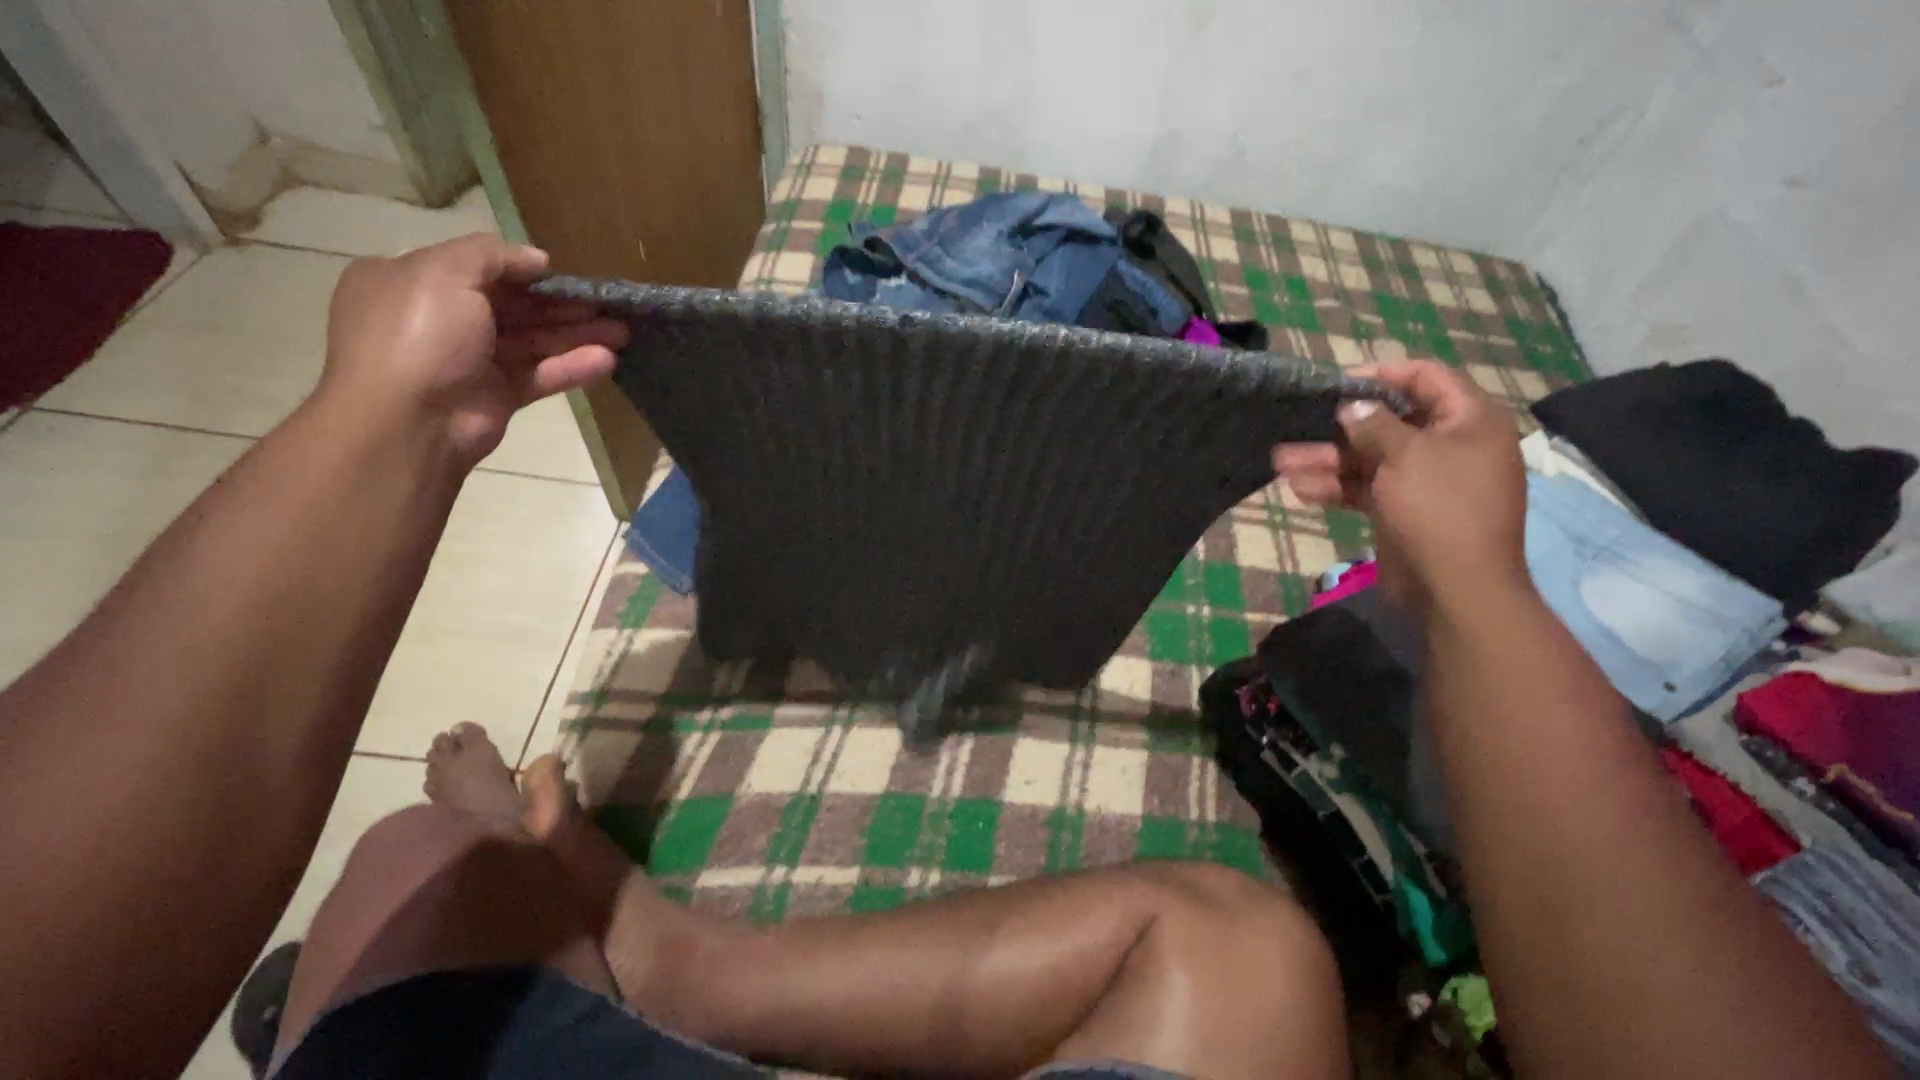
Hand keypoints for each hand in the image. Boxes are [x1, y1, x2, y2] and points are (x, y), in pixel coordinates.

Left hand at [319, 233, 628, 464]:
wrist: (409, 421)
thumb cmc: (419, 334)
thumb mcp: (445, 272)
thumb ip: (492, 255)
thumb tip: (536, 259)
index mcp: (413, 283)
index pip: (476, 269)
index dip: (522, 270)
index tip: (563, 273)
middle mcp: (439, 320)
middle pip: (512, 306)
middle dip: (561, 305)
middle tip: (608, 305)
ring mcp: (468, 361)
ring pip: (531, 341)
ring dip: (576, 335)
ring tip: (622, 333)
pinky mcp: (495, 396)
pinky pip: (538, 376)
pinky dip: (570, 368)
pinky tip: (606, 361)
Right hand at [1272, 356, 1528, 612]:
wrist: (1456, 590)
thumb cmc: (1440, 509)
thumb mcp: (1406, 456)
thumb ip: (1375, 424)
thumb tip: (1353, 406)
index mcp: (1469, 420)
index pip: (1426, 378)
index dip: (1382, 375)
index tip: (1338, 382)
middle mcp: (1449, 445)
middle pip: (1389, 421)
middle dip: (1340, 427)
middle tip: (1297, 424)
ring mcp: (1425, 480)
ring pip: (1370, 459)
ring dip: (1327, 460)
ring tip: (1281, 462)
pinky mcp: (1403, 510)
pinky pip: (1367, 489)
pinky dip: (1337, 488)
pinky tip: (1301, 489)